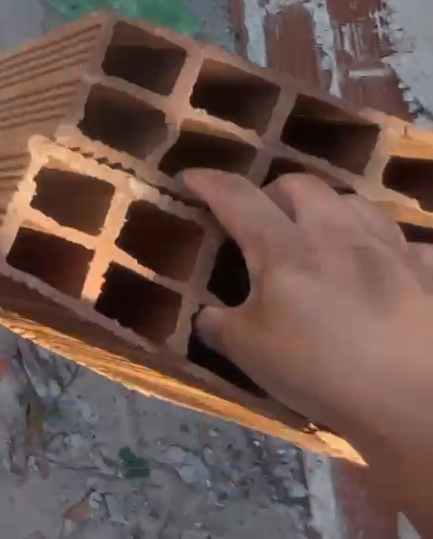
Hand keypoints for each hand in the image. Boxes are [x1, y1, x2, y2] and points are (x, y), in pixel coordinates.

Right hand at [184, 169, 432, 467]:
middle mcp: (339, 240)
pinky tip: (383, 270)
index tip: (187, 180)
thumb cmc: (325, 375)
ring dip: (330, 210)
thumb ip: (217, 320)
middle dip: (272, 192)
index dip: (205, 181)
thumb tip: (207, 314)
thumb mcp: (245, 349)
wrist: (425, 417)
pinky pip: (415, 245)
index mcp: (284, 250)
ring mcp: (397, 258)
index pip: (235, 194)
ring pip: (359, 204)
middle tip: (260, 217)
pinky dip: (391, 248)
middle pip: (302, 185)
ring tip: (319, 235)